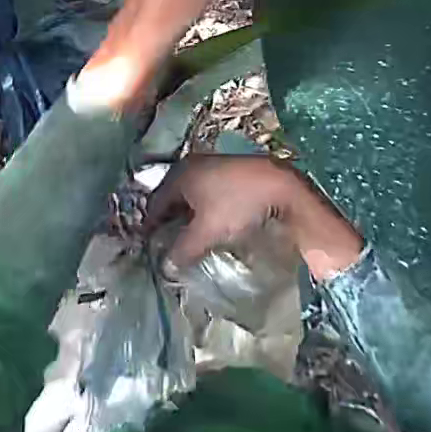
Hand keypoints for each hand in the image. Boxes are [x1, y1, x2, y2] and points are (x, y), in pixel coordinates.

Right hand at [144, 155, 365, 280]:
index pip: (154, 204)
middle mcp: (192, 165)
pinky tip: (211, 226)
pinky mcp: (231, 172)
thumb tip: (166, 266)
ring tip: (190, 241)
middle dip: (170, 223)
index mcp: (180, 174)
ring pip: (191, 196)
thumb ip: (182, 250)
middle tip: (168, 247)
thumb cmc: (237, 205)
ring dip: (188, 217)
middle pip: (172, 199)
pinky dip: (204, 210)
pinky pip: (208, 194)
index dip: (150, 228)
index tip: (149, 250)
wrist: (281, 186)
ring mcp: (213, 166)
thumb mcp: (206, 232)